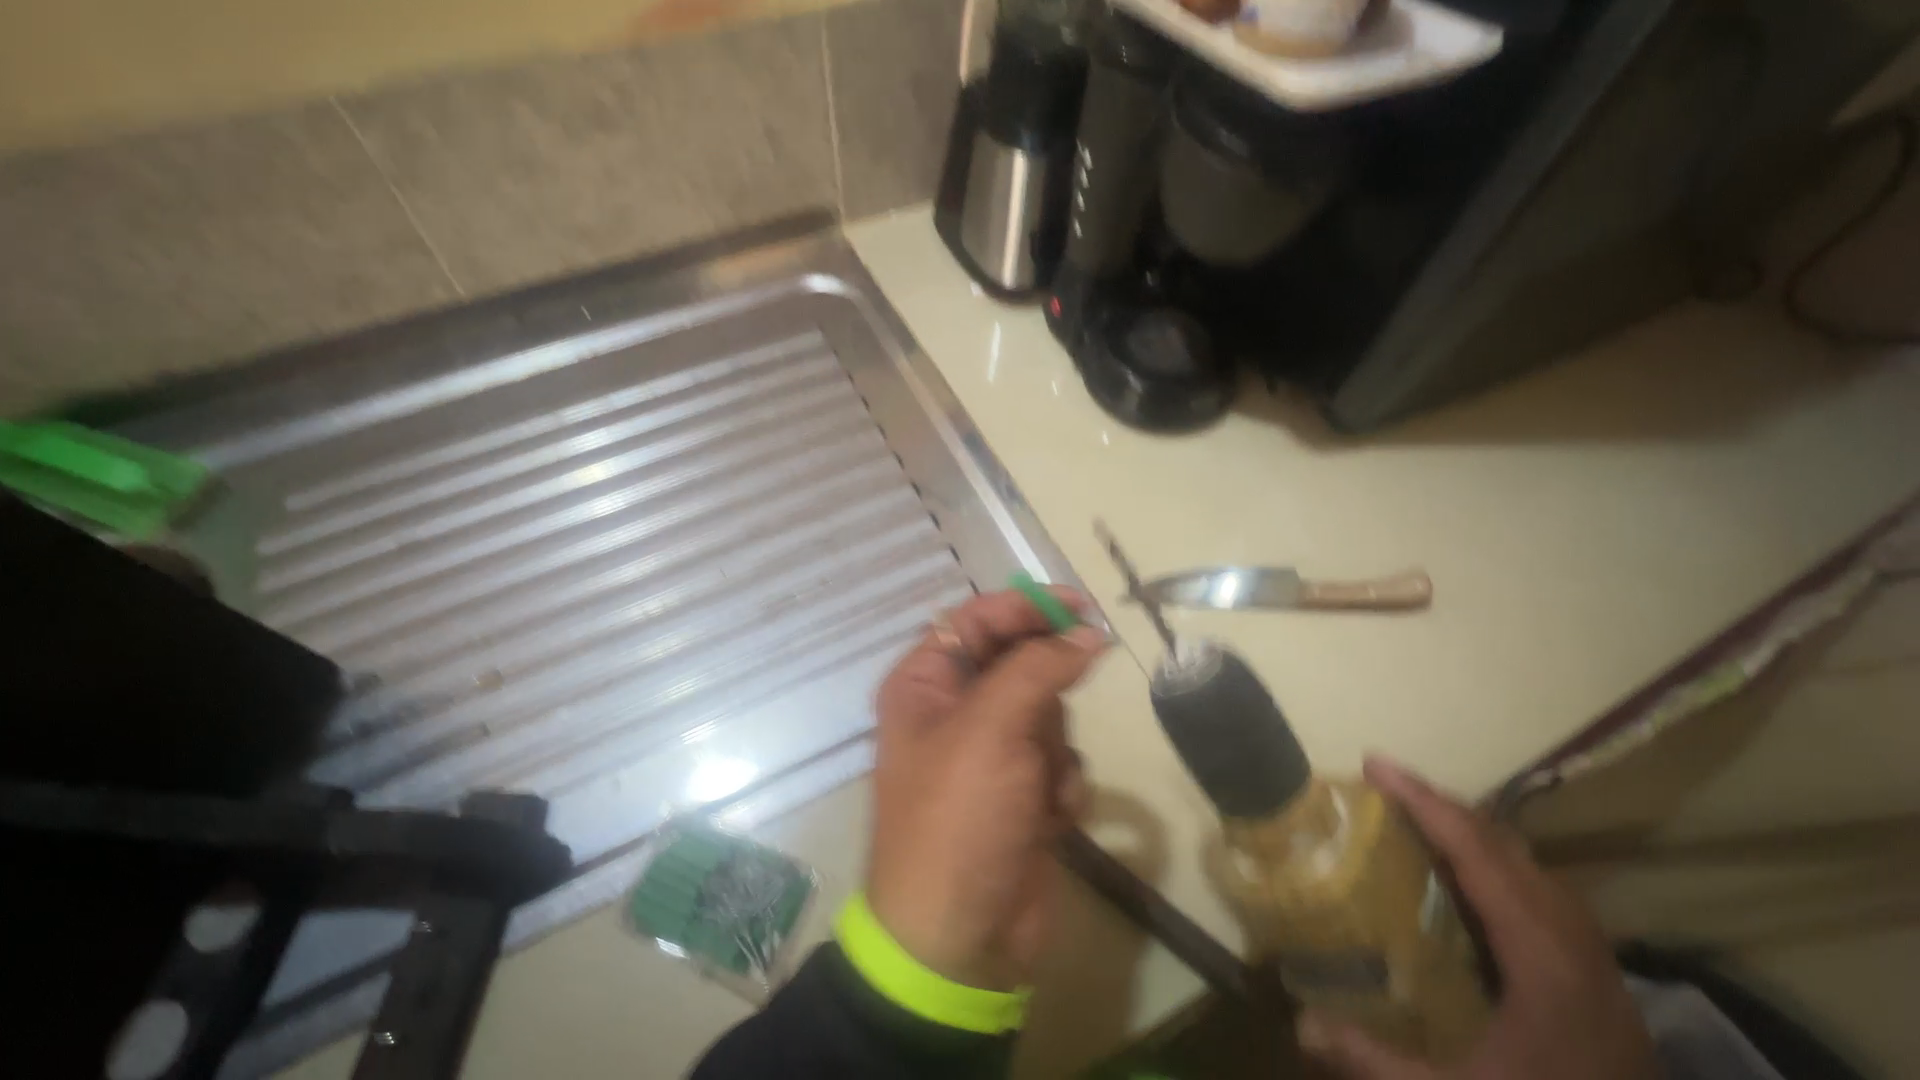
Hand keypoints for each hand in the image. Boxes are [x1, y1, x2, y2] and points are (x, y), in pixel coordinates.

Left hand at [866, 588, 1107, 989]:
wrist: (961, 936)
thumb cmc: (959, 818)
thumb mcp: (991, 729)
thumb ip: (1039, 668)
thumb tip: (1088, 631)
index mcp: (924, 685)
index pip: (977, 620)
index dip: (1026, 607)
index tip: (1083, 607)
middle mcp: (953, 712)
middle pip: (1020, 667)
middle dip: (1045, 698)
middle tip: (1049, 720)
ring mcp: (990, 756)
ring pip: (1049, 716)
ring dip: (1054, 750)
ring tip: (1037, 787)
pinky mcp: (1021, 795)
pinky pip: (1060, 763)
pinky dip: (1062, 787)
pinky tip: (1048, 821)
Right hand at [1297, 756, 1659, 1079]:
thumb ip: (1377, 1061)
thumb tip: (1301, 1026)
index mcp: (1543, 959)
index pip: (1479, 854)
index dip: (1426, 803)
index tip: (1376, 765)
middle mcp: (1574, 941)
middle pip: (1504, 846)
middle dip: (1441, 806)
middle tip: (1382, 787)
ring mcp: (1593, 955)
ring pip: (1528, 864)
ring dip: (1470, 833)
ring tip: (1415, 822)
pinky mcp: (1598, 973)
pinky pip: (1540, 889)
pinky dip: (1495, 864)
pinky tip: (1465, 884)